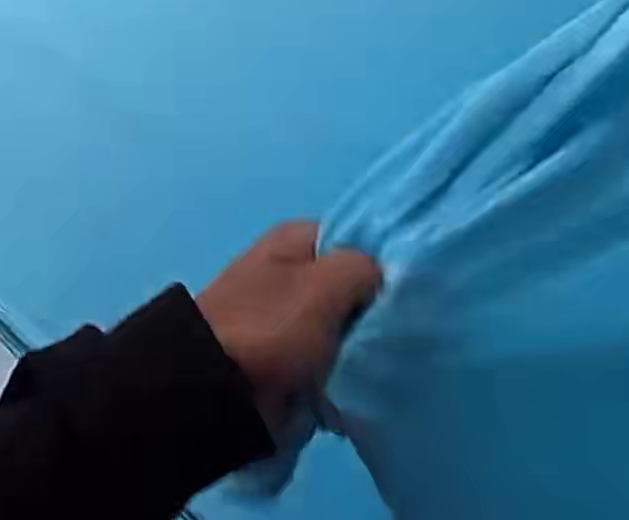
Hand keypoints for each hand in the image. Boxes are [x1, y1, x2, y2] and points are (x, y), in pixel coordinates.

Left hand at [196, 221, 382, 432]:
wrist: (221, 385)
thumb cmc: (271, 324)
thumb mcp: (323, 285)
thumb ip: (361, 267)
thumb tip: (383, 273)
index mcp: (293, 240)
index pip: (356, 241)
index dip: (383, 266)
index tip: (406, 296)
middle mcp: (291, 270)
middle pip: (354, 289)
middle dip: (375, 314)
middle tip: (397, 338)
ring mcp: (290, 314)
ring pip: (348, 328)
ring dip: (363, 350)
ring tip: (382, 367)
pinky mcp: (291, 354)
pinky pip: (333, 359)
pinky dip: (345, 374)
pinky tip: (361, 388)